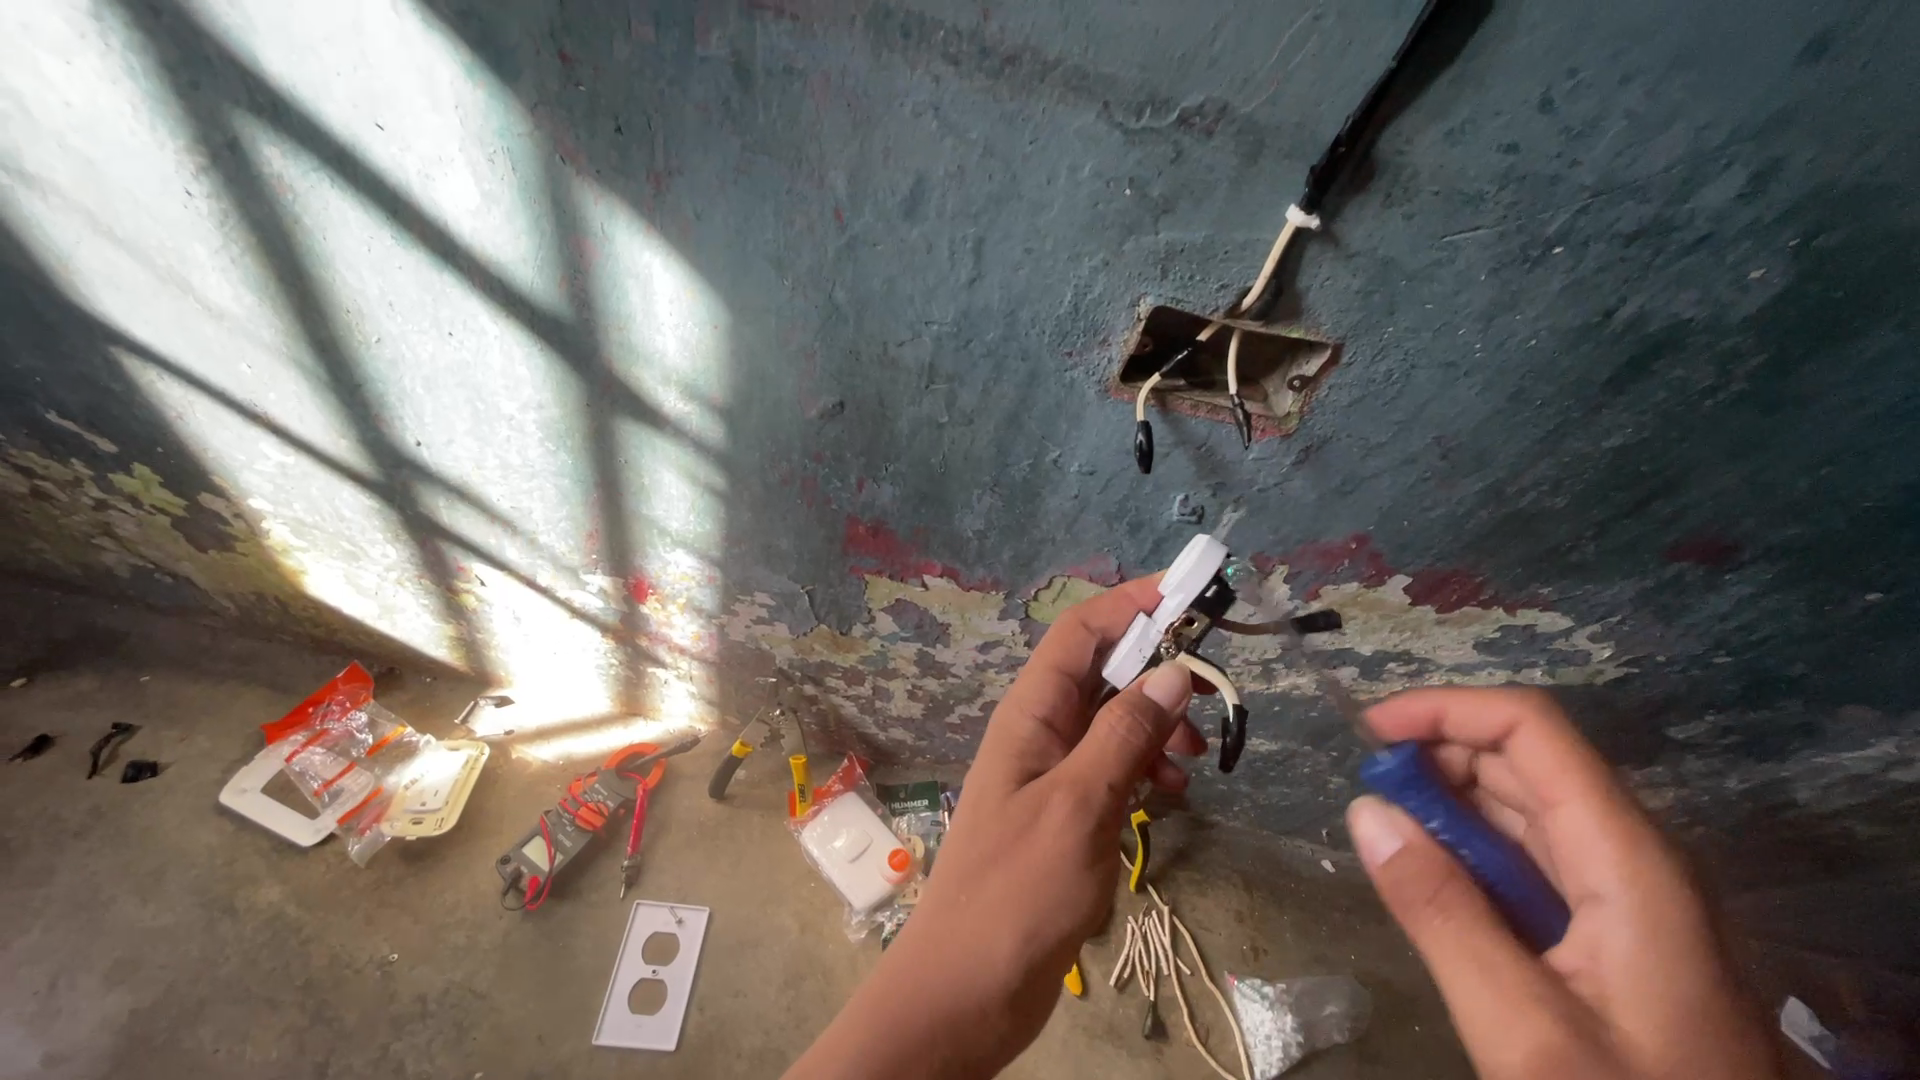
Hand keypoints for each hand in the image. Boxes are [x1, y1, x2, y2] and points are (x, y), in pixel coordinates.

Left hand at [785, 575, 1203, 1079]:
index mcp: (1030, 713)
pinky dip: (1146, 769)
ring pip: (1113, 721)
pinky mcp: (1067, 813)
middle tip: (1209, 693)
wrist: (970, 986)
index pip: (1079, 631)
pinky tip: (1172, 795)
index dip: (1129, 602)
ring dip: (1156, 725)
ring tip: (1193, 761)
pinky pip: (1113, 768)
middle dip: (1155, 670)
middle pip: (1101, 671)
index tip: (1187, 592)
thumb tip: (1173, 671)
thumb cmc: (1018, 890)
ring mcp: (1053, 773)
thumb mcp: (1080, 804)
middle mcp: (1040, 731)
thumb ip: (1124, 734)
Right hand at [1348, 687, 1777, 1079]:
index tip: (1368, 734)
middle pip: (1525, 760)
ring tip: (1386, 828)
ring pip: (1524, 806)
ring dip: (1447, 801)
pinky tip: (1433, 877)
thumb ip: (1442, 914)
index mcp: (1628, 860)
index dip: (1446, 711)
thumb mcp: (1525, 1028)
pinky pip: (1530, 857)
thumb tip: (1365, 810)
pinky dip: (1468, 848)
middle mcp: (1633, 858)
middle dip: (1437, 754)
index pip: (1532, 730)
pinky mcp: (1611, 930)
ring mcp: (1626, 895)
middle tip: (1366, 790)